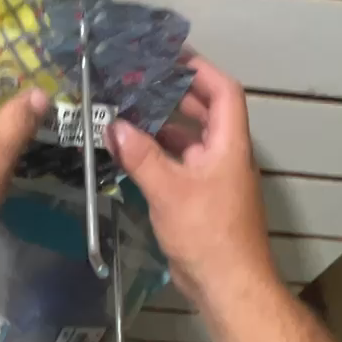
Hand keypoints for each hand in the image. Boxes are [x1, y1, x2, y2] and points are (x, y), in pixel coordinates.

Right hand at [109, 57, 278, 303]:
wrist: (228, 284)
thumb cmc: (207, 232)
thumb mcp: (169, 190)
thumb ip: (140, 156)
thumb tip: (113, 126)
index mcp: (228, 145)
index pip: (223, 92)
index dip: (200, 70)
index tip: (169, 57)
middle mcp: (224, 156)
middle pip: (205, 113)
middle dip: (174, 95)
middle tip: (138, 83)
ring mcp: (213, 179)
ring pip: (188, 141)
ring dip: (162, 127)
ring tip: (128, 112)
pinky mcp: (200, 200)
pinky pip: (179, 166)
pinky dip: (158, 155)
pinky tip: (131, 153)